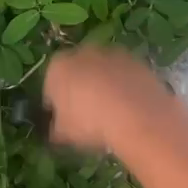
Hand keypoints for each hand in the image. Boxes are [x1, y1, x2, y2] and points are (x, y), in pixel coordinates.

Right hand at [41, 46, 179, 154]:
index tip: (61, 118)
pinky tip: (127, 108)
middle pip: (76, 72)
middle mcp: (83, 53)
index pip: (50, 86)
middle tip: (84, 114)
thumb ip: (56, 128)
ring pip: (101, 72)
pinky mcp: (138, 61)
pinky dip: (123, 88)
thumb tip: (56, 130)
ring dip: (102, 86)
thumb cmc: (89, 123)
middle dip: (78, 89)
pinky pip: (123, 76)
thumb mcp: (63, 134)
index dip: (55, 104)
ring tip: (108, 112)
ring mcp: (113, 54)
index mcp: (57, 68)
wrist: (137, 116)